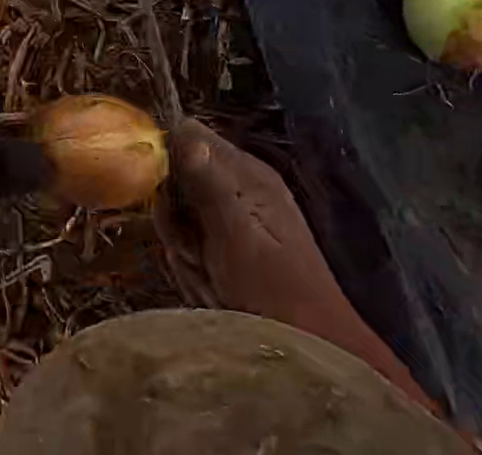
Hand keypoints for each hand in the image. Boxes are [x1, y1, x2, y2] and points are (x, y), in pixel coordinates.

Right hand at [166, 119, 440, 413]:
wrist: (315, 350)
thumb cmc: (277, 291)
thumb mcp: (237, 235)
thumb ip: (208, 184)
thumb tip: (182, 131)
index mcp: (246, 172)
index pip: (188, 134)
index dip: (167, 158)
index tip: (166, 196)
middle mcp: (238, 185)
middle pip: (176, 178)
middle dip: (174, 216)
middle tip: (193, 250)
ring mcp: (233, 216)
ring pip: (178, 214)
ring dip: (182, 246)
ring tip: (207, 273)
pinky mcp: (227, 244)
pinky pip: (189, 241)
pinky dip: (192, 264)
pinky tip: (211, 284)